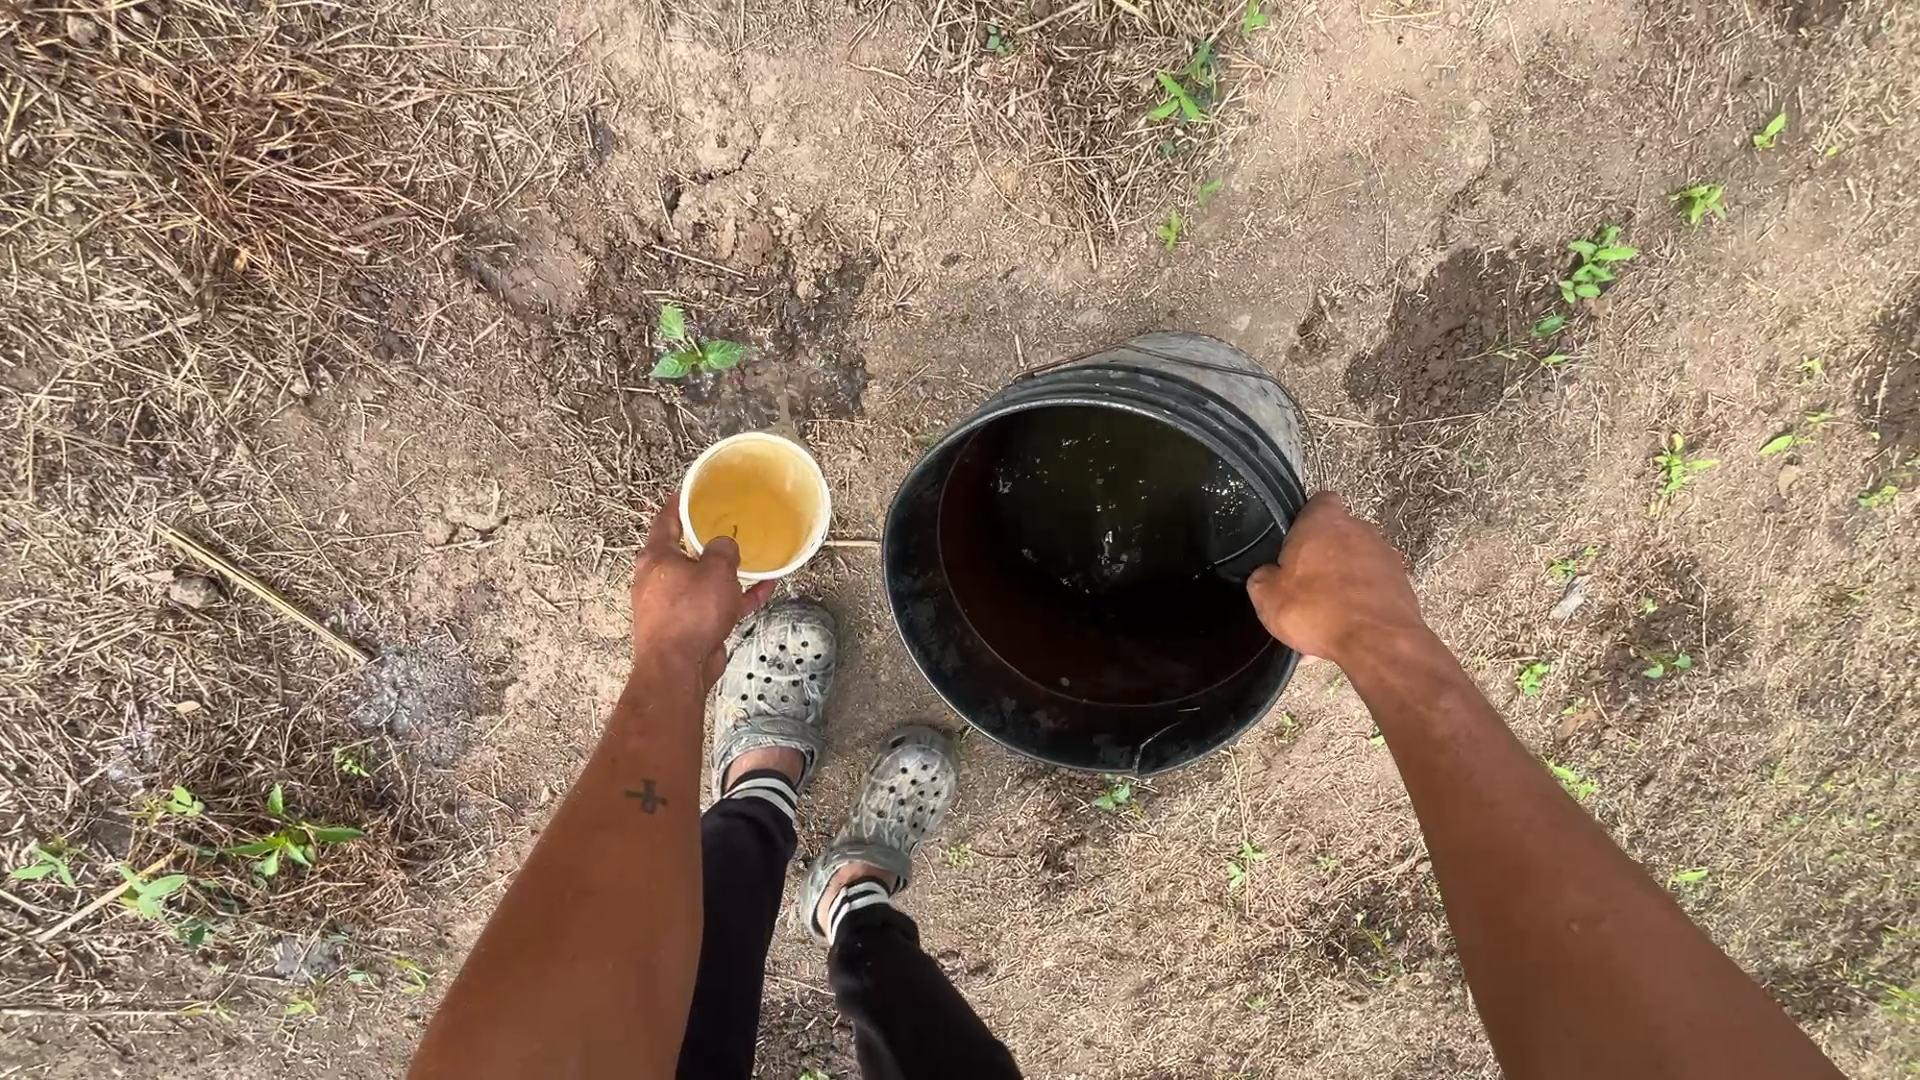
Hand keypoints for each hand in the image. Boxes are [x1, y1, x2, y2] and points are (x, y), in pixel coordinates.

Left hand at [631, 493, 776, 686]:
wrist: (679, 667)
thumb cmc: (688, 616)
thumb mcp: (715, 570)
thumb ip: (723, 550)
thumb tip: (725, 546)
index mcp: (656, 558)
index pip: (665, 520)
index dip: (678, 504)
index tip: (687, 493)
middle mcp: (658, 580)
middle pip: (684, 552)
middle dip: (706, 541)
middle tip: (723, 527)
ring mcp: (672, 605)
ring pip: (702, 580)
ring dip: (726, 573)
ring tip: (749, 561)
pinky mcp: (688, 626)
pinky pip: (715, 604)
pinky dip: (736, 597)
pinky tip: (761, 590)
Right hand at [1246, 492, 1426, 666]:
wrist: (1377, 643)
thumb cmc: (1320, 610)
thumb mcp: (1266, 595)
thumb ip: (1262, 576)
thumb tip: (1268, 575)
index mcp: (1323, 522)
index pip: (1318, 501)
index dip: (1304, 519)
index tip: (1292, 542)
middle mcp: (1359, 530)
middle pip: (1336, 534)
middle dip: (1320, 556)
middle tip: (1301, 584)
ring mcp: (1384, 556)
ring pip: (1354, 563)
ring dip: (1340, 581)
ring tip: (1322, 614)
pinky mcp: (1401, 583)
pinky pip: (1370, 587)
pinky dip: (1357, 602)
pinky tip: (1342, 627)